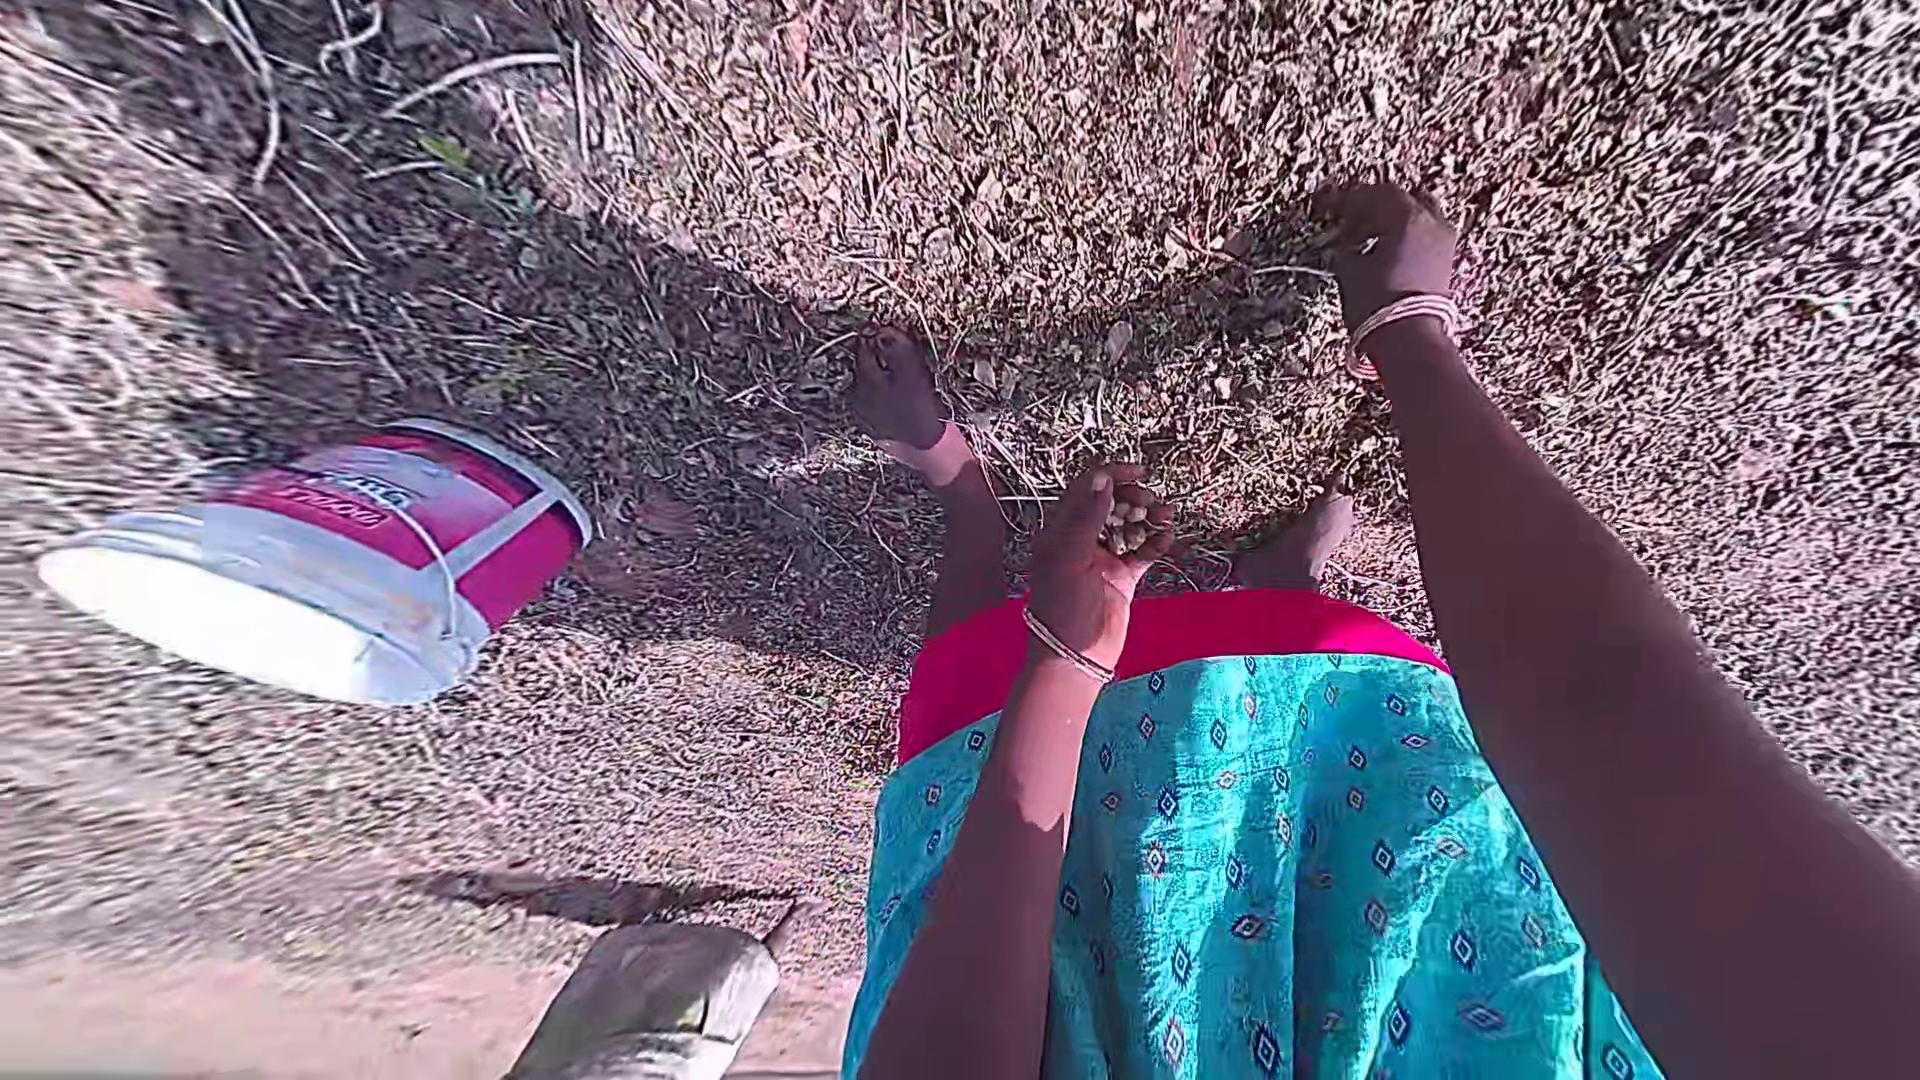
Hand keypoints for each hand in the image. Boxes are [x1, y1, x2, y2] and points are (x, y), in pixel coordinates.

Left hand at [1025, 464, 1171, 670]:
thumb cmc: (1063, 606)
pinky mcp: (1123, 576)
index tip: (1136, 471)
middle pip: (1110, 505)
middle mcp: (1081, 540)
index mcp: (1060, 531)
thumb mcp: (1069, 558)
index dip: (1108, 476)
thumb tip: (1102, 479)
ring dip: (1148, 517)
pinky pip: (1143, 551)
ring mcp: (1103, 558)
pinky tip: (1166, 538)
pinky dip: (1155, 542)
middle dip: (1132, 497)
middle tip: (1150, 501)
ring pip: (1129, 526)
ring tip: (1165, 516)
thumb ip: (1086, 518)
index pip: (1084, 491)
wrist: (1074, 656)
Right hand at [1329, 182, 1457, 330]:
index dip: (1352, 199)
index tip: (1332, 208)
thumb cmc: (1375, 303)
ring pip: (1418, 217)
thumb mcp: (1349, 274)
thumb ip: (1346, 252)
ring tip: (1368, 242)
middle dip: (1377, 208)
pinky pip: (1425, 236)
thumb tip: (1345, 247)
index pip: (1379, 194)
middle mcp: (1432, 222)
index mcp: (1408, 219)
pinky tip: (1385, 257)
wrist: (1409, 337)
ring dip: (1393, 224)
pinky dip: (1404, 238)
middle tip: (1352, 224)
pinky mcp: (1446, 261)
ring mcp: (1444, 241)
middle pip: (1404, 200)